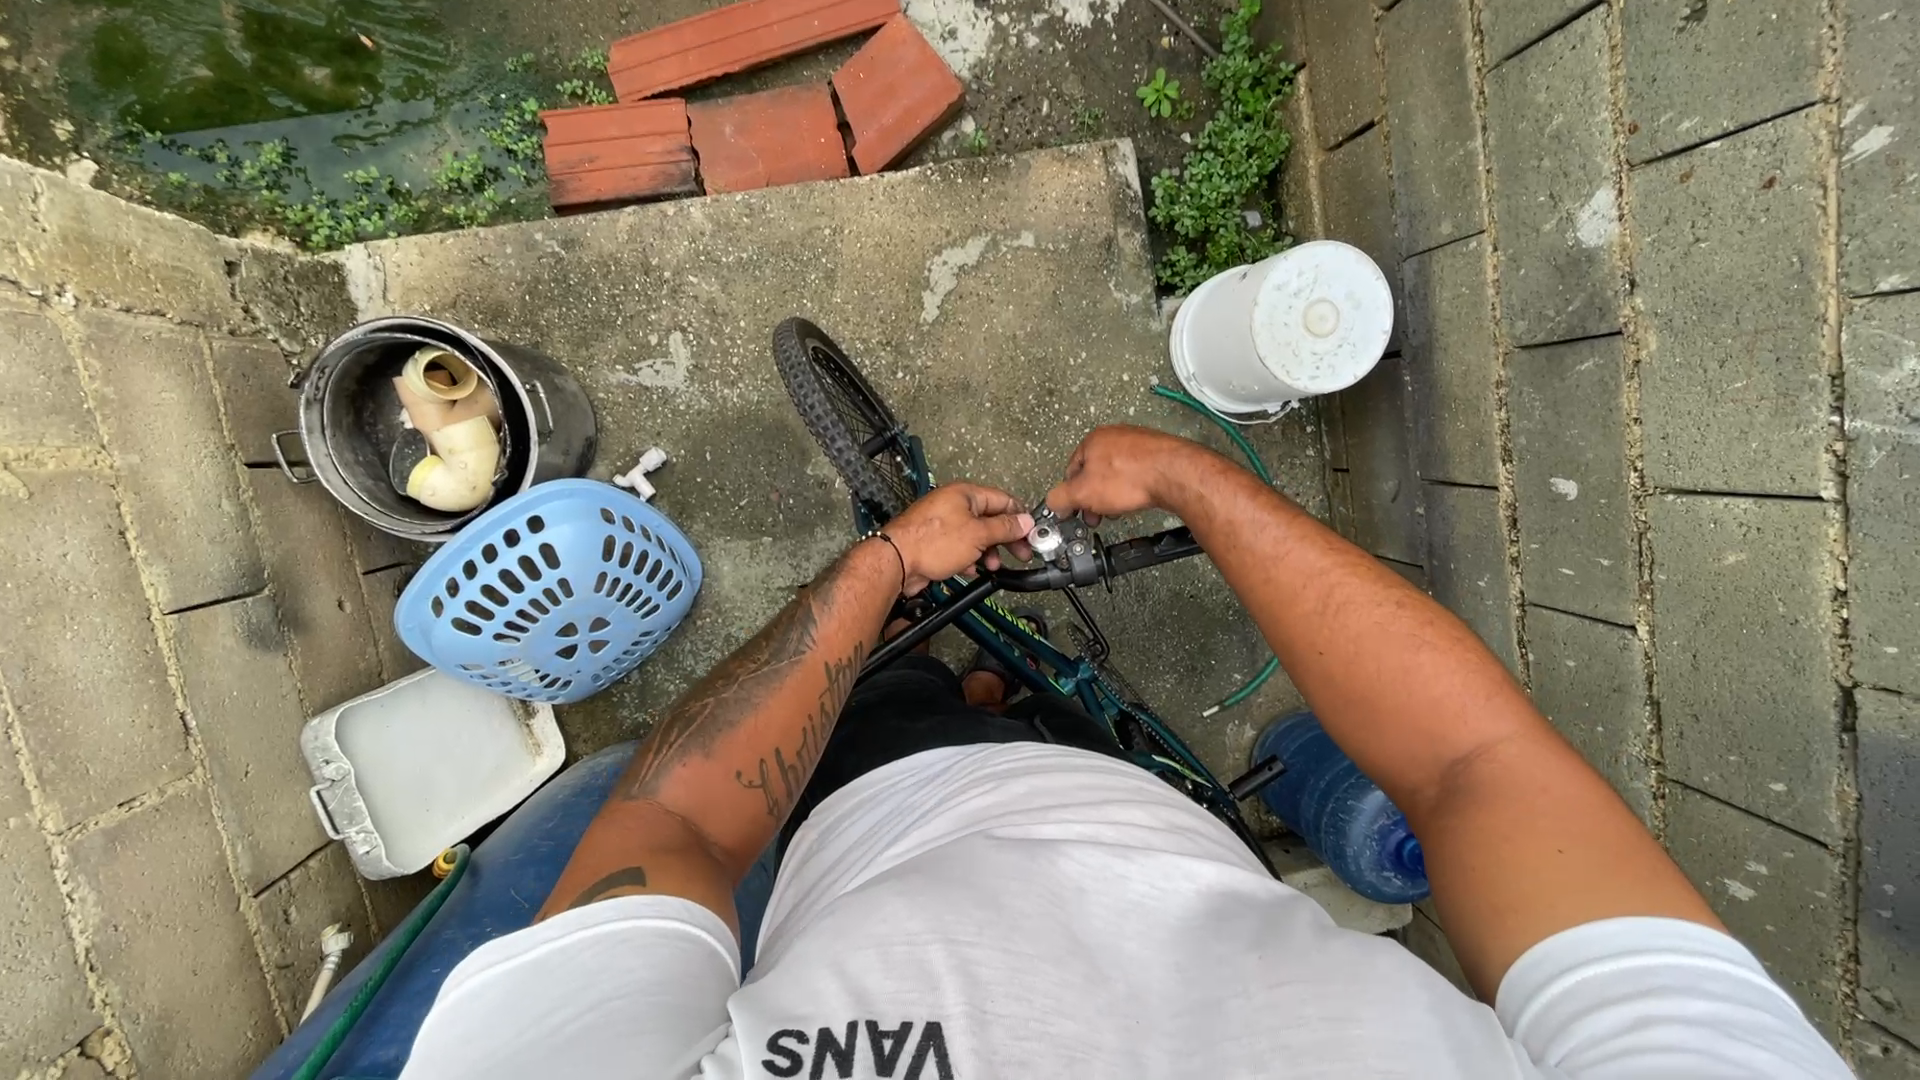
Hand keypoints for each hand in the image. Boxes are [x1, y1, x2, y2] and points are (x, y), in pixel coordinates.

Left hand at [881, 483, 1034, 595]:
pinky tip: (970, 568)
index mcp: (965, 494)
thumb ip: (1004, 527)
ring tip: (992, 565)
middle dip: (1006, 538)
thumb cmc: (929, 542)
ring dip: (987, 552)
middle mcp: (953, 505)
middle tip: (1020, 552)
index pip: (1003, 499)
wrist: (897, 562)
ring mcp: (943, 524)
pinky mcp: (935, 542)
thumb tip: (1024, 521)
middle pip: (990, 519)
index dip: (1020, 516)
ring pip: (975, 536)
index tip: (1030, 532)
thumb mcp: (977, 534)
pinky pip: (960, 548)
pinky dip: (969, 558)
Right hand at [1044, 425, 1207, 523]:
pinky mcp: (1156, 453)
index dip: (1072, 494)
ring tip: (1119, 509)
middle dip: (1094, 496)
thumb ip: (1061, 498)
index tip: (1076, 510)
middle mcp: (1115, 436)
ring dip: (1114, 494)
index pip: (1071, 470)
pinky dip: (1134, 488)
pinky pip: (1136, 474)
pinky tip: (1138, 498)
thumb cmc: (1133, 477)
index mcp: (1092, 440)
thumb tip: (1053, 502)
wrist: (1174, 474)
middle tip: (1097, 514)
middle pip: (1094, 472)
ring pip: (1116, 474)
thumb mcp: (1083, 493)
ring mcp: (1137, 443)